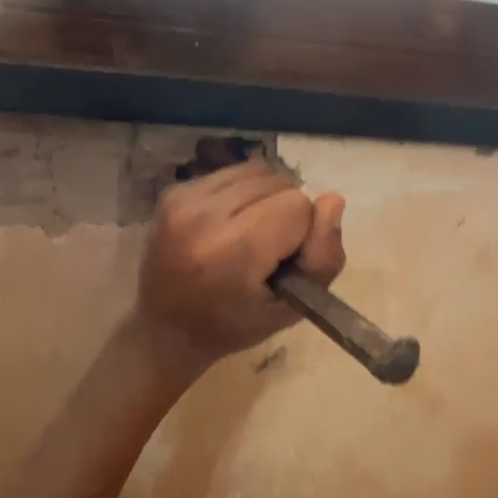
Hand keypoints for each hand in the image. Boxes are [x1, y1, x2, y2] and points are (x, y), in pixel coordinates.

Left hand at [135, 157, 345, 367]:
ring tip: (248, 234)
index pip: (297, 205)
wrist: (165, 328)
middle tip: (265, 251)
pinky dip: (239, 194)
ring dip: (264, 198)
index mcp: (232, 250)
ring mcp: (183, 199)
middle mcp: (203, 216)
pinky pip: (230, 173)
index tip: (281, 264)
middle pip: (279, 182)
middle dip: (285, 212)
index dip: (301, 234)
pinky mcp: (173, 191)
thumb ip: (322, 258)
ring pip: (256, 170)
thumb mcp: (290, 308)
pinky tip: (227, 225)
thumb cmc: (233, 325)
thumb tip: (332, 199)